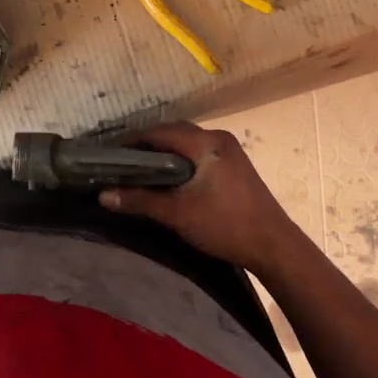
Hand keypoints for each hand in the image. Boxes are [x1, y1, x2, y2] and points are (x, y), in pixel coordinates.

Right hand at [100, 123, 297, 267]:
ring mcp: (230, 151)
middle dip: (147, 144)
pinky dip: (180, 159)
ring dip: (164, 152)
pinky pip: (199, 152)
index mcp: (205, 143)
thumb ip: (139, 200)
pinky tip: (169, 177)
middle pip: (174, 132)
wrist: (274, 246)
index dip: (132, 141)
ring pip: (188, 143)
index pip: (159, 131)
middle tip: (122, 161)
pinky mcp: (236, 165)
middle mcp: (218, 138)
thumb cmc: (224, 225)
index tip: (110, 154)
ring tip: (141, 169)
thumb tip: (102, 195)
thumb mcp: (177, 213)